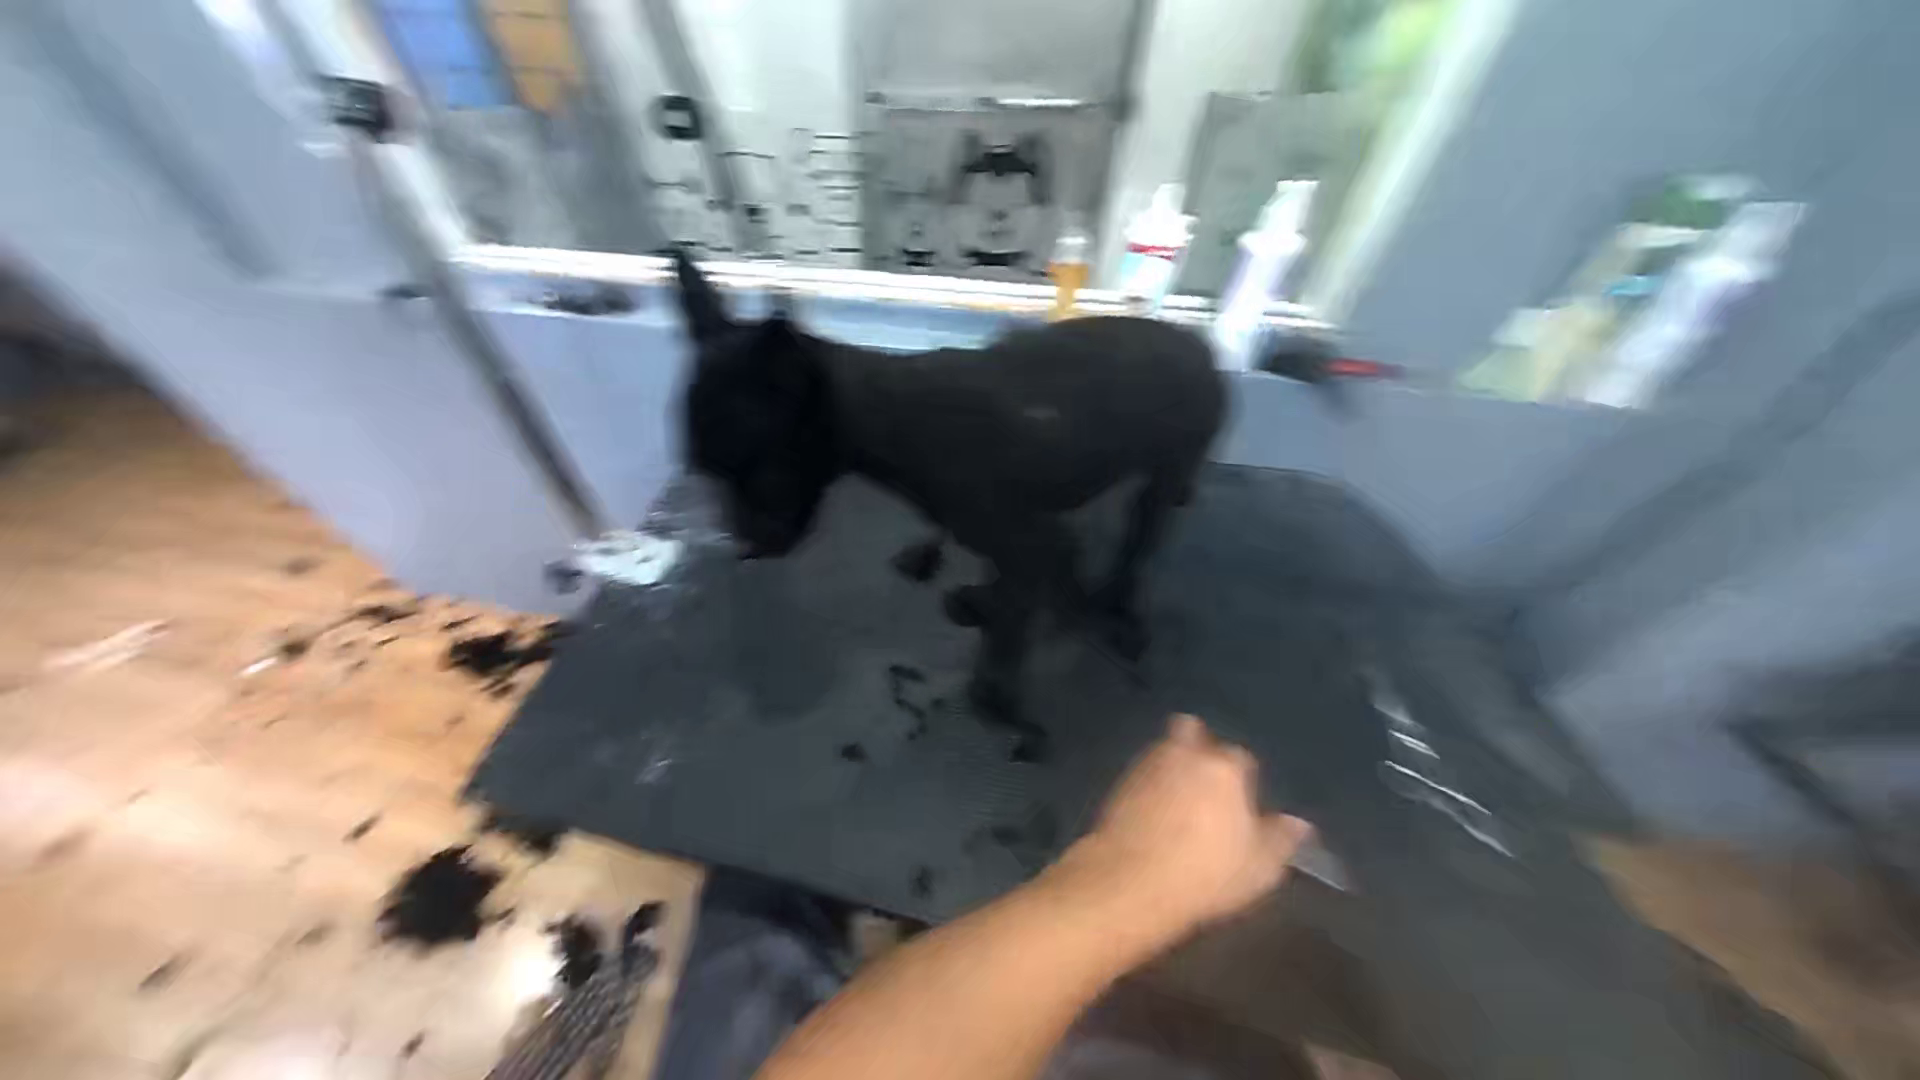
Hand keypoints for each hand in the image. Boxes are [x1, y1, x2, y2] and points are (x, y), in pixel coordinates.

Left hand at [1049, 714, 1311, 945]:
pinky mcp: (1121, 780)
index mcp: (1223, 769)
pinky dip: (1151, 779)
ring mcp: (1148, 763)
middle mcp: (1184, 754)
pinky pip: (1143, 769)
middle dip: (1199, 743)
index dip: (1243, 775)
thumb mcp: (1259, 867)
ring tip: (1180, 791)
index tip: (1244, 796)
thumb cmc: (1206, 873)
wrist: (1132, 879)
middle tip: (1206, 775)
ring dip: (1173, 759)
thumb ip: (1281, 839)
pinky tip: (1155, 805)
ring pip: (1164, 746)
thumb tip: (1299, 823)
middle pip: (1192, 730)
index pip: (1240, 756)